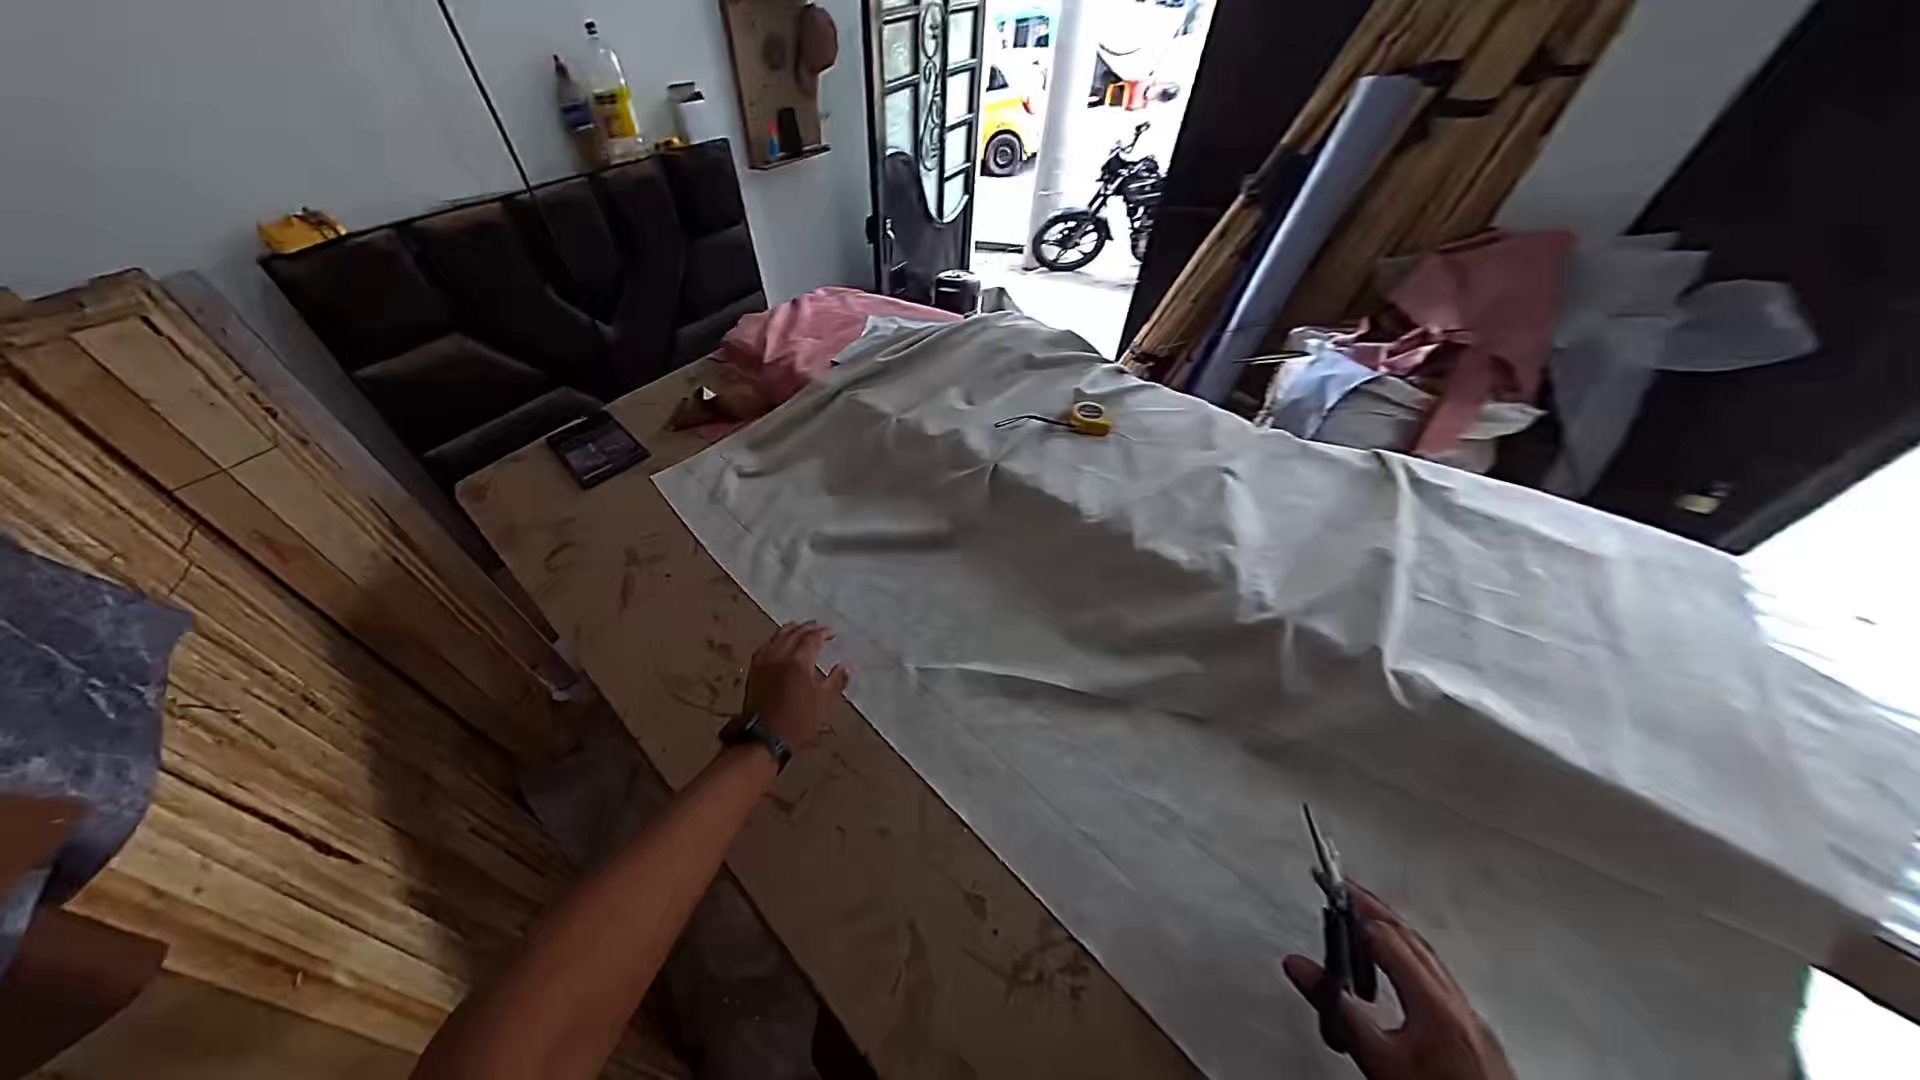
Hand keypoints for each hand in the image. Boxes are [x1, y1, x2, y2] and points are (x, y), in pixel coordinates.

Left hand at [741, 622, 850, 748]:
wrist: (764, 738)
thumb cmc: (798, 721)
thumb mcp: (823, 702)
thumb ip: (836, 681)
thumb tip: (845, 666)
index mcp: (798, 662)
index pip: (811, 638)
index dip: (822, 632)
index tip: (831, 633)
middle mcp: (779, 656)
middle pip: (793, 633)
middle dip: (807, 628)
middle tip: (818, 628)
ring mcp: (764, 662)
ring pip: (777, 637)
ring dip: (791, 631)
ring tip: (800, 631)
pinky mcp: (754, 670)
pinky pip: (766, 646)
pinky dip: (777, 640)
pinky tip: (780, 644)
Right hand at [1283, 883, 1515, 1079]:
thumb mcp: (1379, 1061)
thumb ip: (1337, 1011)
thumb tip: (1300, 967)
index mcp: (1435, 1004)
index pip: (1387, 938)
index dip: (1356, 911)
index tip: (1330, 889)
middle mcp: (1458, 1005)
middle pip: (1411, 939)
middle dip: (1375, 909)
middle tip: (1346, 887)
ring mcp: (1471, 1020)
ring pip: (1428, 959)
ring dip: (1394, 932)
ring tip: (1366, 918)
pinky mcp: (1476, 1037)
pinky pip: (1439, 979)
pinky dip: (1411, 959)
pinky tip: (1399, 970)